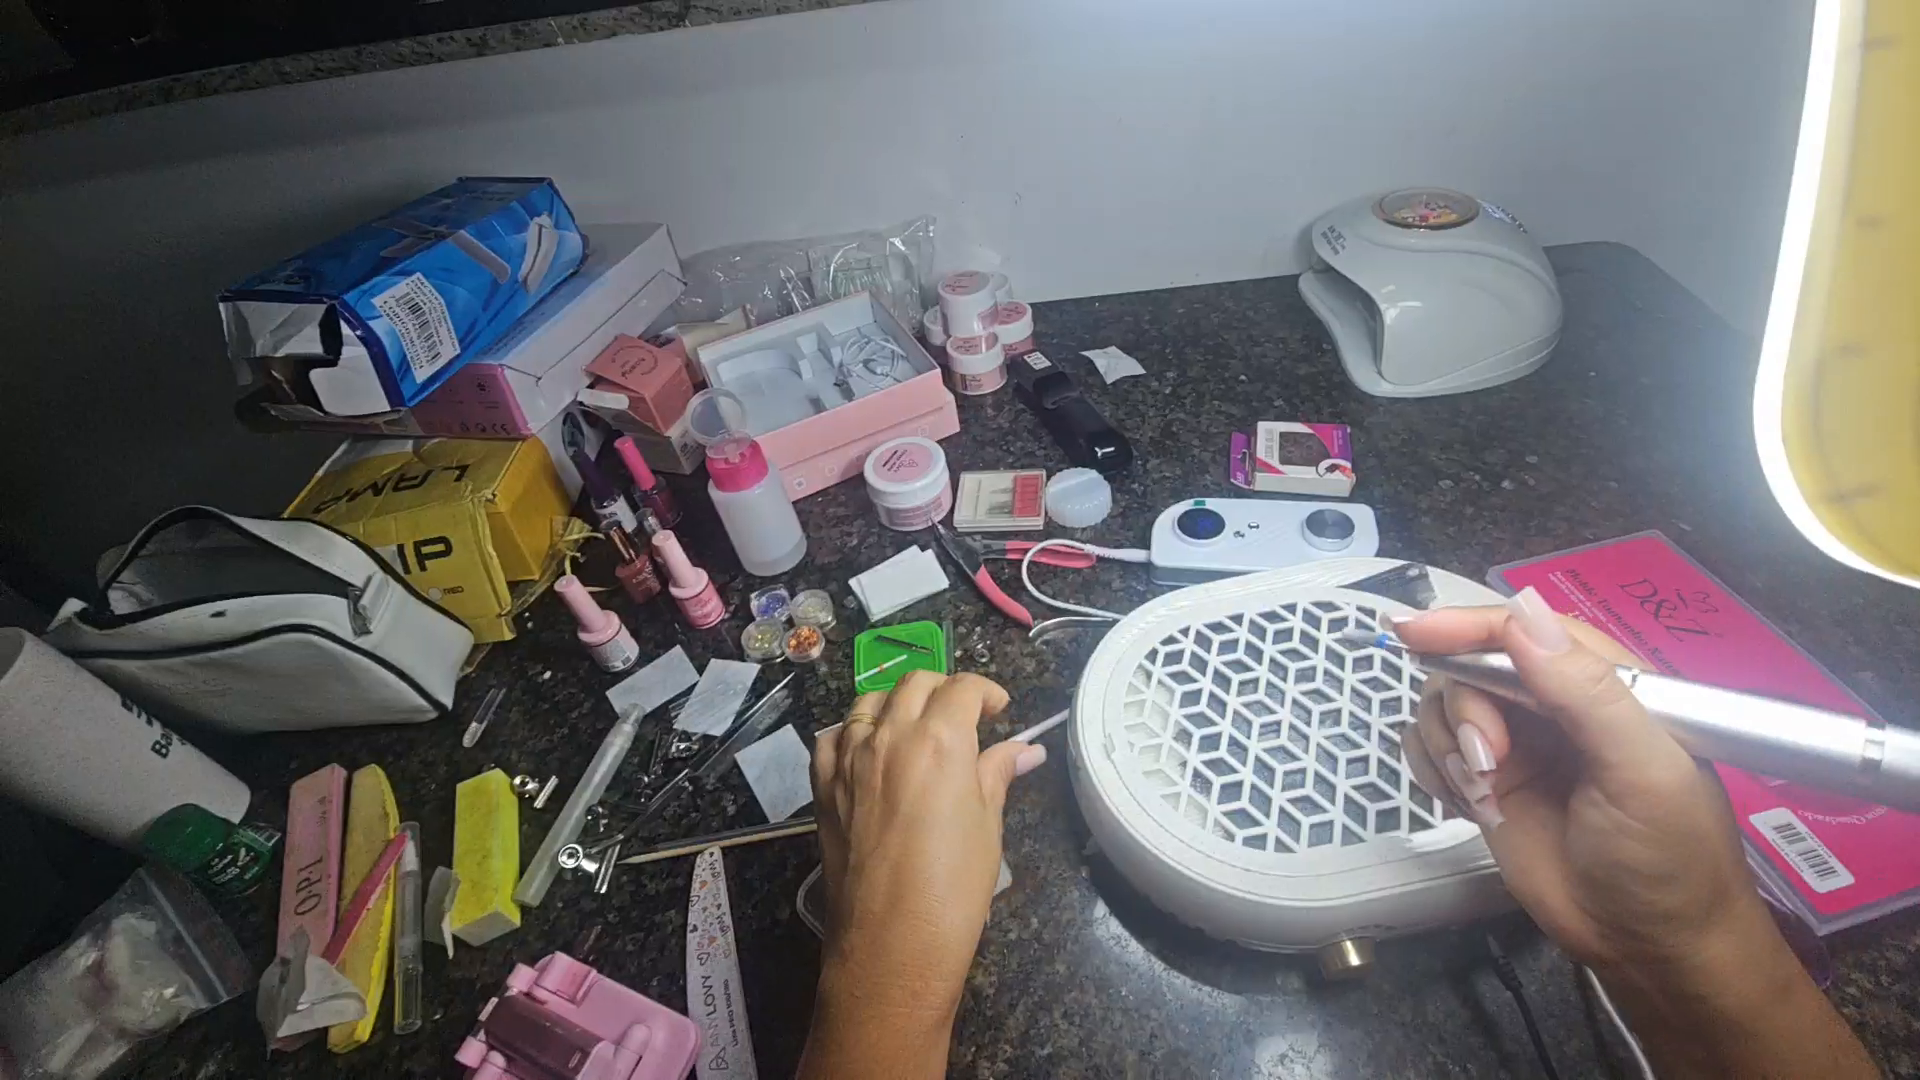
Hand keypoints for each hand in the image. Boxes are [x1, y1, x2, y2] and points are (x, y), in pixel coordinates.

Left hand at [799, 671, 1046, 1079]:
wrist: (891, 947)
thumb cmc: (954, 888)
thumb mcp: (988, 825)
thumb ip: (998, 772)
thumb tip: (1025, 749)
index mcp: (940, 740)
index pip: (963, 688)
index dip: (986, 692)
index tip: (999, 710)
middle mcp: (890, 735)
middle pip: (917, 683)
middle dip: (946, 690)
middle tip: (965, 717)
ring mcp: (850, 758)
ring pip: (871, 699)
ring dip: (899, 701)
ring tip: (917, 727)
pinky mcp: (823, 785)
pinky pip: (833, 737)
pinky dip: (854, 730)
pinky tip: (870, 749)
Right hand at [1396, 588, 1876, 1078]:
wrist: (1645, 950)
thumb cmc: (1665, 860)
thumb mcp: (1641, 773)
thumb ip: (1587, 692)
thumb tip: (1521, 611)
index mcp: (1602, 686)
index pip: (1521, 630)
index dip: (1465, 625)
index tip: (1411, 632)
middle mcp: (1548, 703)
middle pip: (1466, 668)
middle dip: (1463, 712)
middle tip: (1487, 762)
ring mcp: (1510, 739)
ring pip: (1436, 707)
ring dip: (1448, 749)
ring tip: (1487, 797)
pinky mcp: (1479, 775)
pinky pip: (1423, 745)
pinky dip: (1434, 770)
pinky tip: (1471, 805)